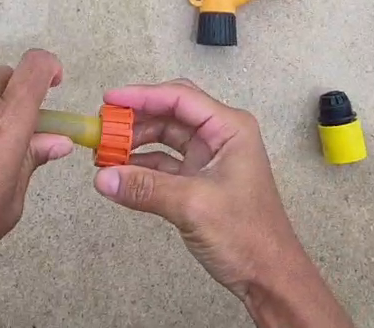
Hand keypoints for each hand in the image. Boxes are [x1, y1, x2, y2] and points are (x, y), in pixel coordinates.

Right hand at [93, 80, 352, 327]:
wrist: (270, 277)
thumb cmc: (248, 235)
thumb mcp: (194, 205)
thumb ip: (146, 189)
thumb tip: (104, 177)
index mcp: (229, 127)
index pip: (180, 97)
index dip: (143, 95)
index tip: (110, 100)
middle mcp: (219, 135)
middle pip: (170, 113)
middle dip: (136, 118)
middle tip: (103, 126)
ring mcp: (209, 157)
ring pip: (165, 138)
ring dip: (136, 143)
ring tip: (106, 151)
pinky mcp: (199, 179)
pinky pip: (165, 163)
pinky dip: (142, 166)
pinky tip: (120, 173)